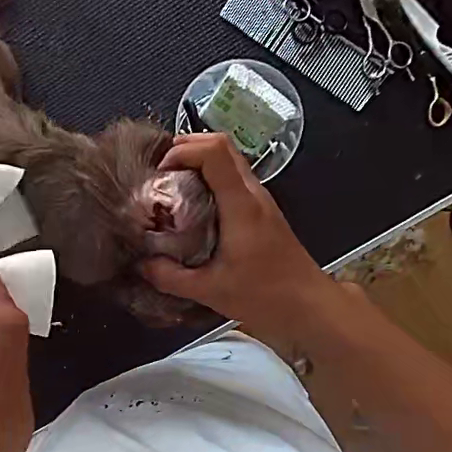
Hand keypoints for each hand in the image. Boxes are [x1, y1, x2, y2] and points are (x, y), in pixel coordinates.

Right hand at [140, 133, 341, 342]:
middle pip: (222, 146)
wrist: (308, 306)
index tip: (161, 171)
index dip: (183, 151)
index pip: (214, 152)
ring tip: (171, 186)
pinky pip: (233, 181)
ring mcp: (261, 201)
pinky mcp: (262, 212)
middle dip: (187, 149)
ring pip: (229, 161)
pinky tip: (192, 207)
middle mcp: (253, 194)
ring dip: (199, 163)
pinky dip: (210, 180)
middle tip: (161, 172)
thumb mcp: (209, 290)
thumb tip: (142, 265)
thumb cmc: (265, 296)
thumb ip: (171, 277)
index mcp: (241, 205)